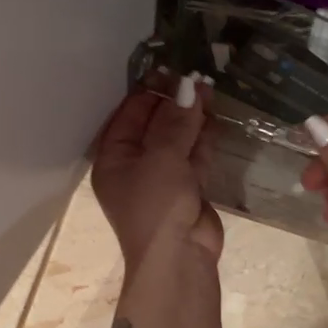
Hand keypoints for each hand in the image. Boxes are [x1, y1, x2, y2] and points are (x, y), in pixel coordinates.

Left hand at [92, 76, 223, 264]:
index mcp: (113, 159)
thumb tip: (189, 85)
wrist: (179, 259)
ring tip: (209, 88)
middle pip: (154, 126)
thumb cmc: (157, 206)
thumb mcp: (162, 158)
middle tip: (197, 76)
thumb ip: (177, 121)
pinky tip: (214, 116)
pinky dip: (203, 138)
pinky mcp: (188, 190)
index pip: (129, 116)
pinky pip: (194, 157)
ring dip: (192, 118)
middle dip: (174, 103)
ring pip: (177, 140)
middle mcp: (135, 167)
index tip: (172, 68)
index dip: (150, 91)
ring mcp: (163, 179)